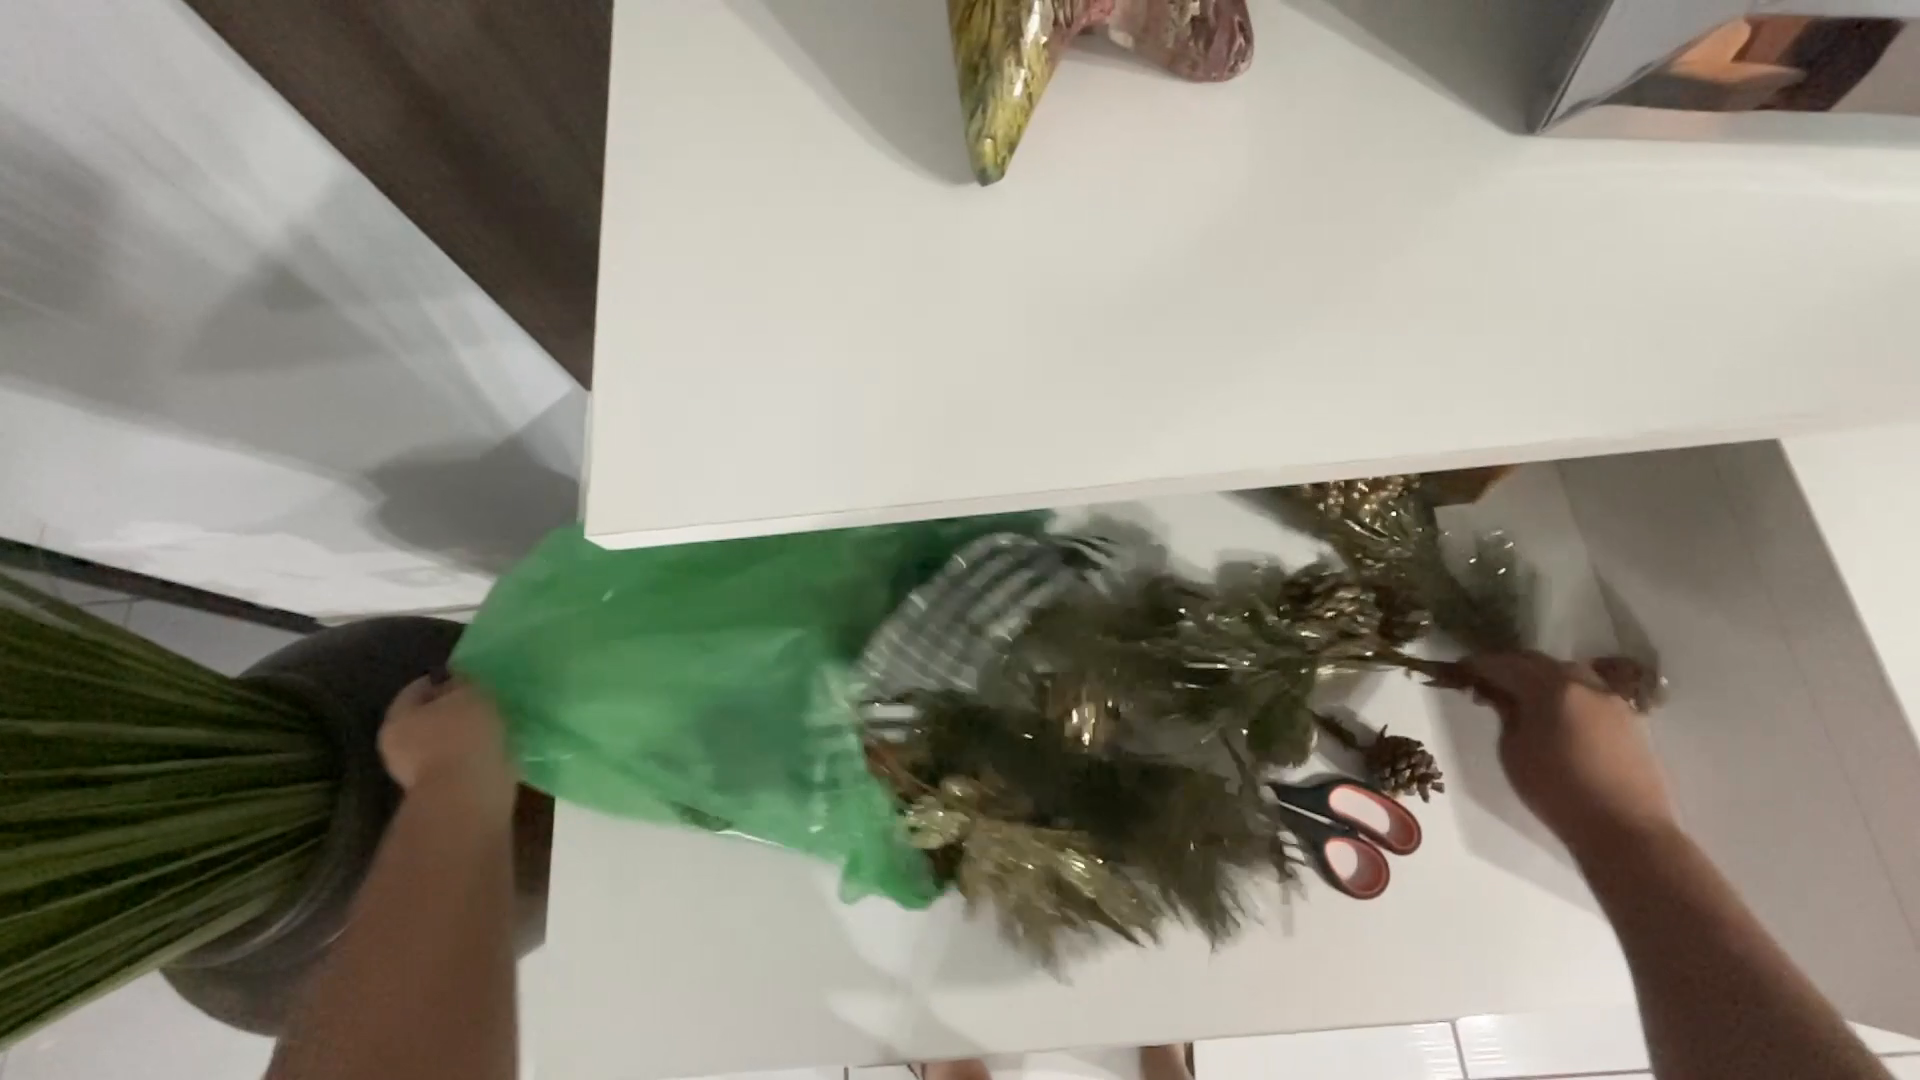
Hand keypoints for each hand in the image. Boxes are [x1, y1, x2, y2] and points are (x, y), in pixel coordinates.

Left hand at [379, 676, 516, 810]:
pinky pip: (462, 761)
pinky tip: (498, 746)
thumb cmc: (463, 735)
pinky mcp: (445, 788)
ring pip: (446, 741)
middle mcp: (400, 746)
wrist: (469, 792)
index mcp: (397, 719)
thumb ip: (462, 684)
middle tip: (485, 699)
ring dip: (467, 734)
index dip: (442, 679)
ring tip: (497, 723)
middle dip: (453, 709)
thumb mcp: (468, 694)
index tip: (470, 676)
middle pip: (428, 717)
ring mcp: (421, 771)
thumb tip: (457, 684)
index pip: (416, 689)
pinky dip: (477, 754)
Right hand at [1457, 651, 1677, 854]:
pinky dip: (1564, 692)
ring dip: (1539, 676)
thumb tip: (1500, 695)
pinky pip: (1588, 691)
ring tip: (1521, 695)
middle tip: (1485, 680)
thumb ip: (1506, 715)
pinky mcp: (1628, 719)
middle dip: (1509, 666)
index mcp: (1551, 689)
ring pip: (1567, 673)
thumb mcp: (1513, 751)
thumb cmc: (1556, 790)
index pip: (1504, 665)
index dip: (1478, 665)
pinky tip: (1553, 711)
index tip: (1459, 669)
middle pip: (1538, 662)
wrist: (1625, 828)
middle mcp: (1584, 685)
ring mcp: (1611, 701)